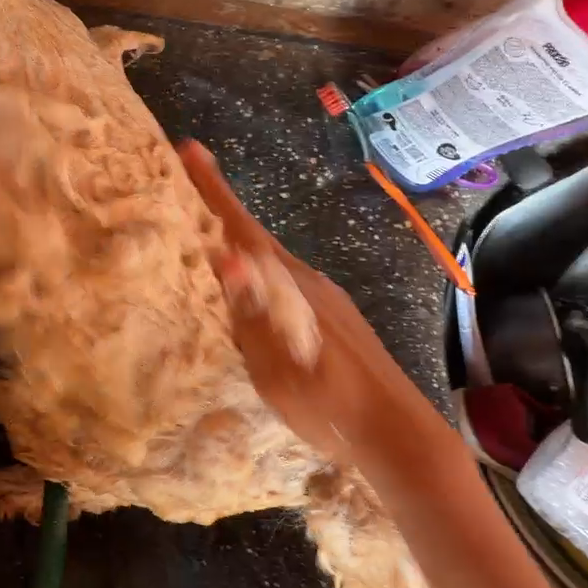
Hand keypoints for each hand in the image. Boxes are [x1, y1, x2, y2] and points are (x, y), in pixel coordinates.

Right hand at [178, 141, 424, 460]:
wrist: (402, 438)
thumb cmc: (330, 407)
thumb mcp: (277, 368)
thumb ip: (251, 313)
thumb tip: (225, 255)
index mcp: (290, 286)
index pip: (243, 228)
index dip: (214, 189)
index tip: (190, 149)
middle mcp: (309, 281)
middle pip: (255, 240)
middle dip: (220, 215)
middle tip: (185, 195)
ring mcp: (327, 299)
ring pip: (273, 265)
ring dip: (241, 252)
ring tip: (210, 252)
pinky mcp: (337, 320)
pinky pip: (287, 285)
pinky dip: (261, 279)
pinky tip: (255, 302)